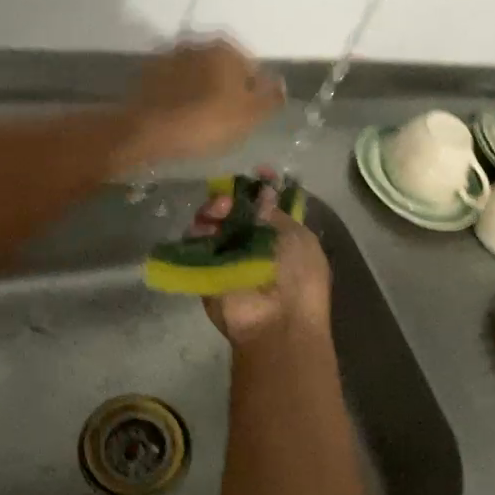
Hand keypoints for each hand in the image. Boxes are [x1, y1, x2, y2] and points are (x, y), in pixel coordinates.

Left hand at [126, 39, 283, 163]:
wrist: (147, 130)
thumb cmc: (206, 122)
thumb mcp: (250, 116)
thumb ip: (270, 97)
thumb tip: (281, 84)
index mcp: (226, 49)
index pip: (252, 71)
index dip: (252, 96)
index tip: (244, 119)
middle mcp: (198, 43)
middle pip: (223, 70)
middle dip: (225, 91)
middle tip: (223, 122)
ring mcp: (170, 56)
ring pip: (197, 76)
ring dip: (201, 92)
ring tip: (199, 122)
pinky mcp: (148, 73)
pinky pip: (174, 85)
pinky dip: (179, 96)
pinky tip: (178, 118)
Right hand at [193, 182, 330, 346]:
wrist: (277, 322)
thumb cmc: (299, 278)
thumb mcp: (297, 237)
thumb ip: (276, 213)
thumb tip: (262, 193)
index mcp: (282, 235)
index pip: (265, 204)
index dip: (260, 187)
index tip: (259, 172)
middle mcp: (253, 244)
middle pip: (234, 211)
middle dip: (231, 197)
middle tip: (228, 199)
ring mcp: (227, 257)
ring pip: (212, 223)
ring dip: (213, 211)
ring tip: (218, 211)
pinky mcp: (204, 271)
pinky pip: (195, 245)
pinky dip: (197, 232)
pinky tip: (205, 226)